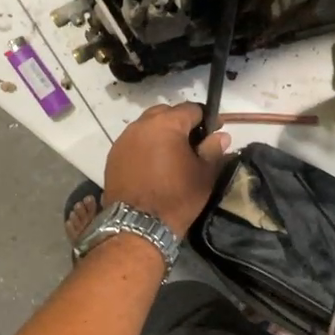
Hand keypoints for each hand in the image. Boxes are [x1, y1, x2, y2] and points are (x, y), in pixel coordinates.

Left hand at [103, 103, 231, 234]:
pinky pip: (134, 142)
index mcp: (166, 124)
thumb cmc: (176, 197)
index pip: (191, 109)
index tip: (215, 131)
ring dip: (161, 134)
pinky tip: (153, 164)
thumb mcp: (203, 174)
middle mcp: (142, 124)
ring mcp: (124, 139)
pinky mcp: (113, 155)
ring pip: (147, 126)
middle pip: (166, 113)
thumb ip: (213, 149)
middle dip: (181, 123)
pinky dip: (146, 146)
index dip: (206, 118)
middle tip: (193, 142)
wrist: (137, 225)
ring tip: (172, 154)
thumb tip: (221, 135)